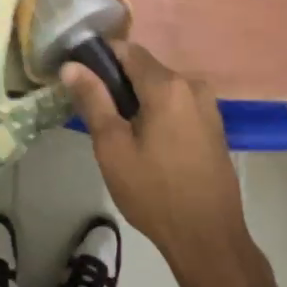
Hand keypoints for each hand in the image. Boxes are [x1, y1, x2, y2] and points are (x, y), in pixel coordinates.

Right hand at [62, 42, 251, 272]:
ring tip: (119, 134)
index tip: (80, 78)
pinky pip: (178, 104)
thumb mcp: (113, 148)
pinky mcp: (214, 125)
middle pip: (146, 69)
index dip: (100, 57)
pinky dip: (158, 112)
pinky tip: (147, 144)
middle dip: (119, 83)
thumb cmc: (154, 192)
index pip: (128, 50)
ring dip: (138, 100)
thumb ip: (93, 101)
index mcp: (167, 86)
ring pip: (162, 88)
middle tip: (96, 115)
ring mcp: (208, 105)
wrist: (208, 237)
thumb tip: (72, 66)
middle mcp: (193, 85)